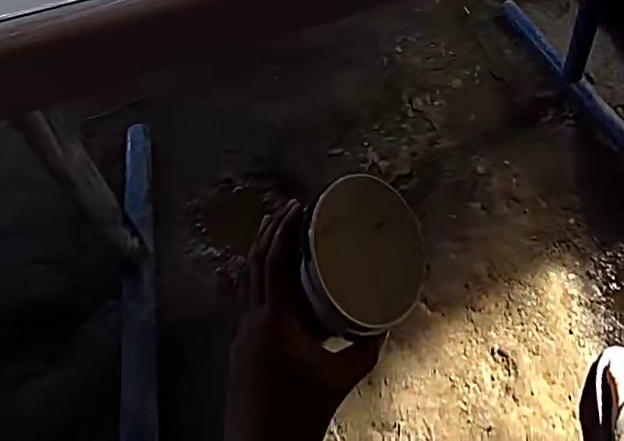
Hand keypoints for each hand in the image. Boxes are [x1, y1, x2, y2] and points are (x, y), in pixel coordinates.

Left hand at [225, 200, 383, 440]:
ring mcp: (240, 335)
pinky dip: (250, 275)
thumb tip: (384, 322)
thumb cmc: (298, 416)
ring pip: (245, 279)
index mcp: (274, 322)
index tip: (298, 207)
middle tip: (288, 208)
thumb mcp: (338, 380)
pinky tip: (250, 270)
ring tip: (274, 227)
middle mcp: (252, 322)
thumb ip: (364, 349)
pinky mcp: (238, 348)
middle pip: (254, 263)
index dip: (283, 230)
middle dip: (269, 230)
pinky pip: (242, 298)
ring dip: (258, 249)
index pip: (273, 262)